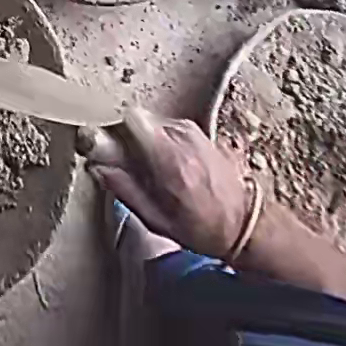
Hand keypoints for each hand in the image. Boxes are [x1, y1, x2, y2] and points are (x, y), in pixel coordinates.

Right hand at [81, 107, 251, 257]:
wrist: (248, 224)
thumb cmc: (203, 227)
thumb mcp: (157, 220)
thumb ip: (124, 189)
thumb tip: (96, 166)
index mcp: (169, 159)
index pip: (128, 118)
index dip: (110, 128)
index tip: (103, 145)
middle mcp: (181, 137)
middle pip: (133, 119)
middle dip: (123, 139)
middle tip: (127, 165)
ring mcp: (191, 130)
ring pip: (146, 121)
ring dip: (140, 140)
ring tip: (150, 169)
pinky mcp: (195, 129)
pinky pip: (161, 126)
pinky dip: (155, 141)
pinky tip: (165, 164)